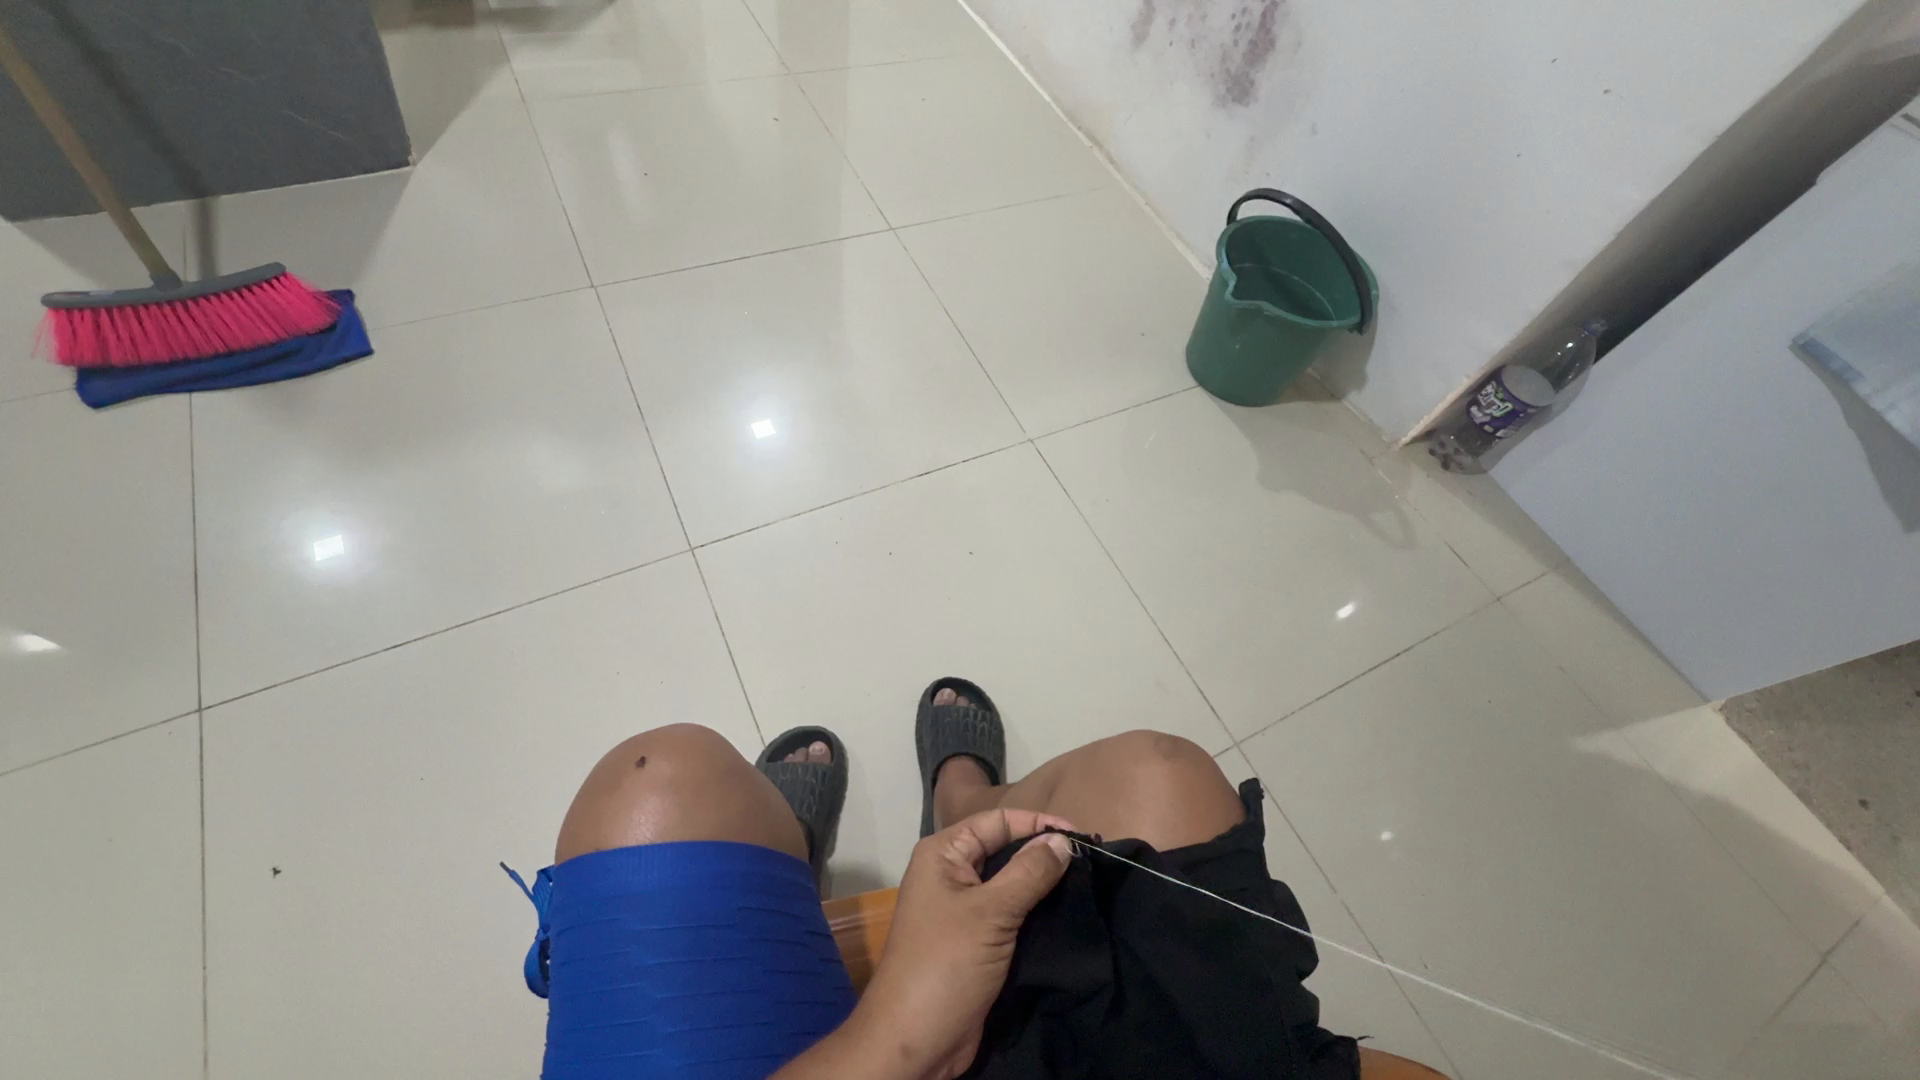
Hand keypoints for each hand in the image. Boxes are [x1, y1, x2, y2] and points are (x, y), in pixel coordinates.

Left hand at [853, 808, 1076, 1078]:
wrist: (914, 1040)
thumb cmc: (946, 964)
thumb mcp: (991, 913)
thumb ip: (1029, 872)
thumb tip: (1062, 840)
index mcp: (943, 853)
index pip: (997, 821)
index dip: (1037, 823)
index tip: (1081, 835)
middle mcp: (950, 872)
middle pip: (1003, 848)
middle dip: (1043, 852)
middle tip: (1088, 860)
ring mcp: (962, 907)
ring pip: (1009, 882)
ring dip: (1042, 883)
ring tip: (1085, 883)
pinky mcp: (975, 938)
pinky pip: (1009, 912)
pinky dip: (1035, 910)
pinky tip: (1065, 912)